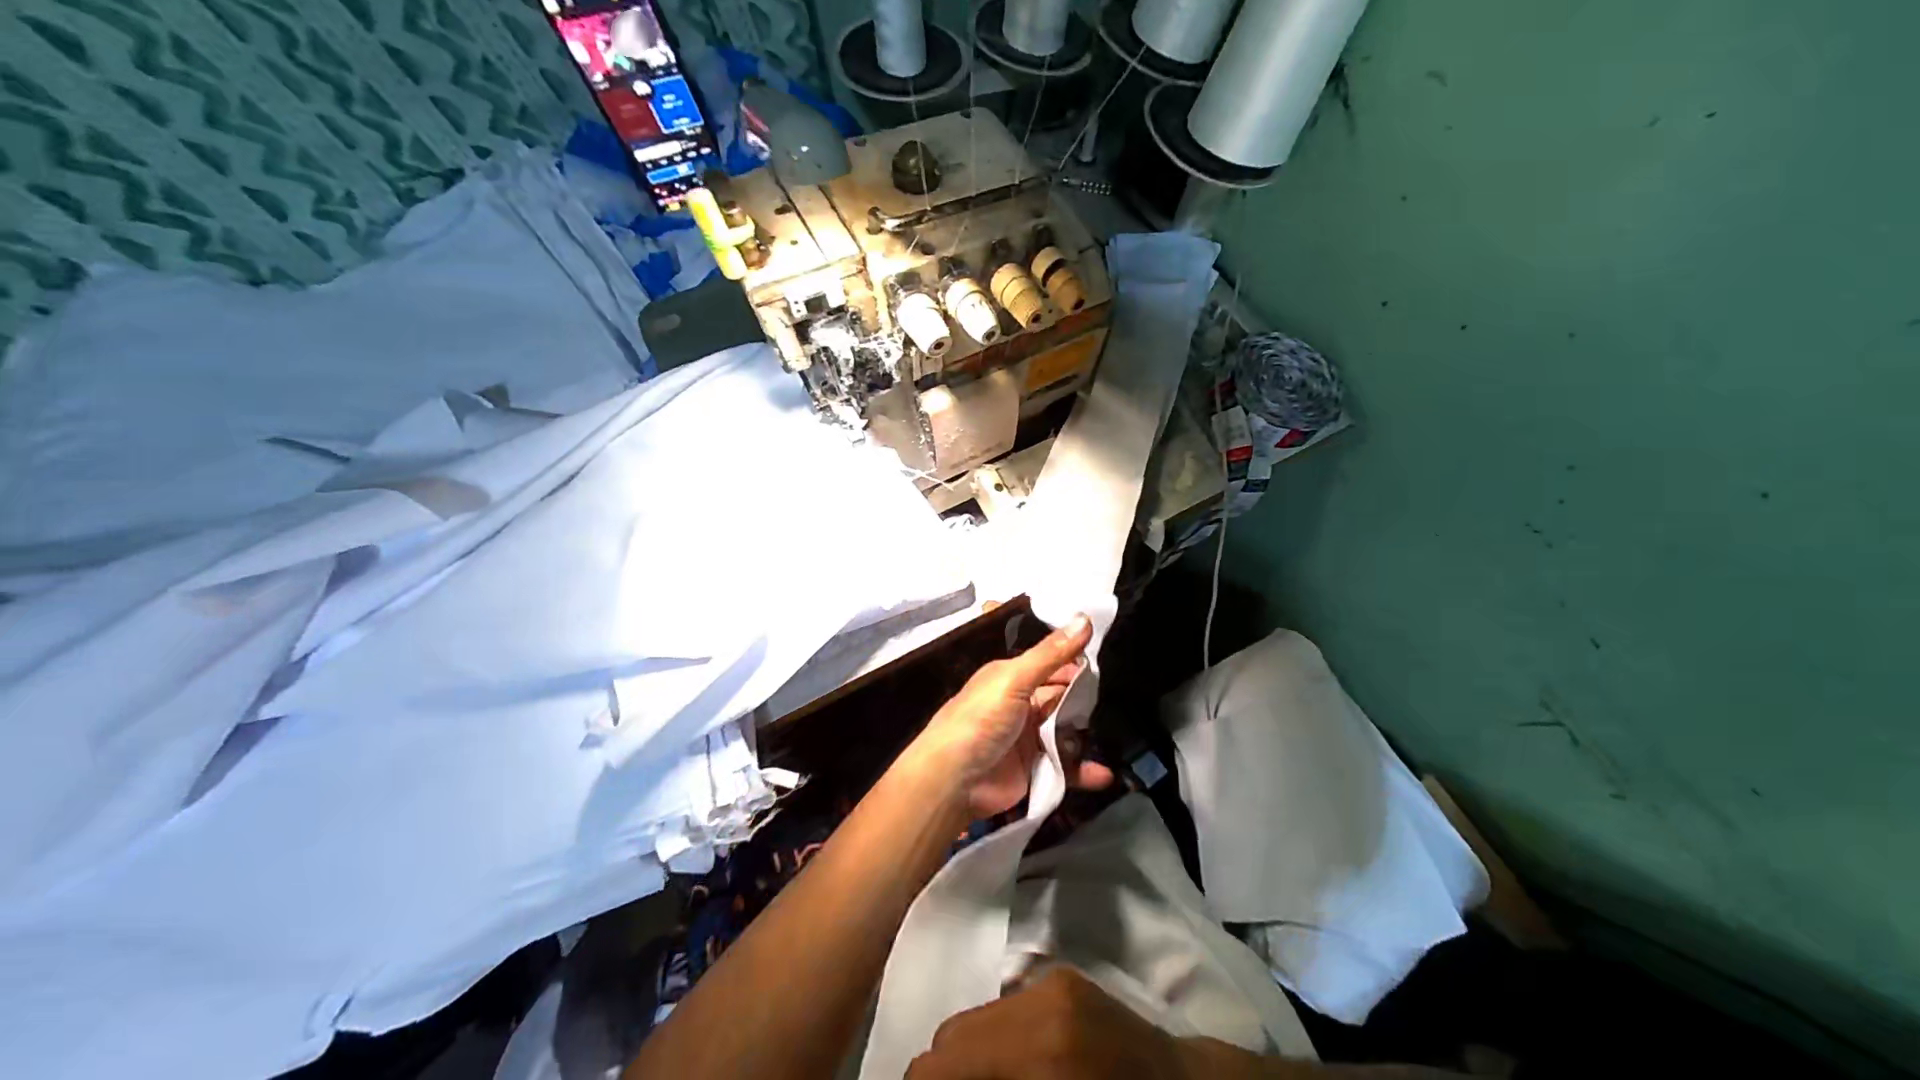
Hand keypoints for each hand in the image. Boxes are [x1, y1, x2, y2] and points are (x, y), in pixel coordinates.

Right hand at [906, 968, 1230, 1079]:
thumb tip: (939, 1079)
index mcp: (1041, 1052)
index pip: (940, 1063)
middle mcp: (1040, 1002)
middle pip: (948, 1036)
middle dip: (942, 1075)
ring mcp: (1052, 981)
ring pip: (972, 1017)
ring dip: (969, 1057)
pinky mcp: (1062, 976)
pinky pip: (1002, 1006)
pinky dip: (996, 1039)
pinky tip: (1016, 1064)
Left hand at [908, 613, 1113, 819]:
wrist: (954, 781)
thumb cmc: (980, 720)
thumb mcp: (1014, 680)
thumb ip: (1051, 654)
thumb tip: (1084, 618)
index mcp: (1011, 677)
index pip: (1052, 664)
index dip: (1078, 664)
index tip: (1109, 665)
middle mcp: (1021, 704)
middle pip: (1063, 698)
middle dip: (1087, 701)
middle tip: (1120, 703)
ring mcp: (1028, 738)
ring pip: (1067, 732)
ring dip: (1087, 736)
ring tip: (1114, 737)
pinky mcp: (1034, 769)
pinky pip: (1066, 767)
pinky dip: (1084, 771)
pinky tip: (1104, 773)